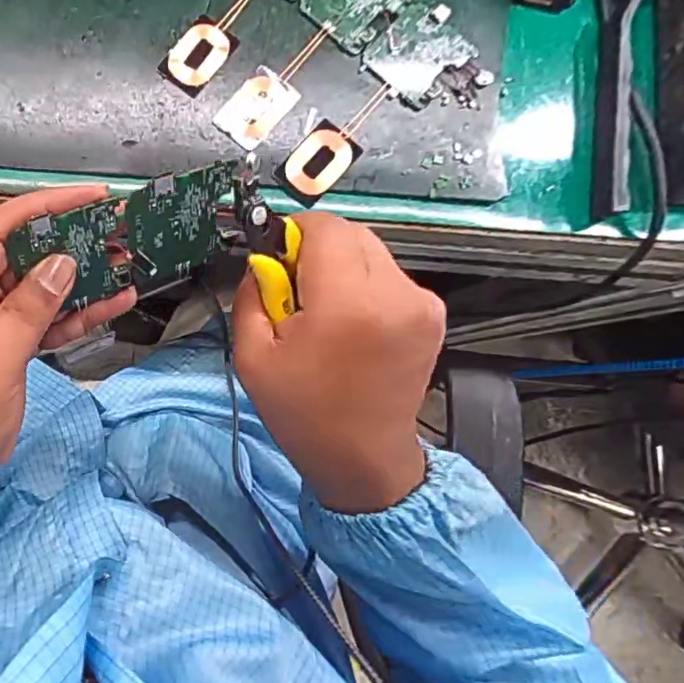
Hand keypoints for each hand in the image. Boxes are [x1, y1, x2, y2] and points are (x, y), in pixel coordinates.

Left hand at [0, 186, 137, 515]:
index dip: (42, 209)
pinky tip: (110, 301)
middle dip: (68, 242)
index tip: (88, 197)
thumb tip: (61, 263)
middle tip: (116, 230)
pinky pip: (38, 316)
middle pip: (17, 254)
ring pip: (34, 284)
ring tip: (124, 261)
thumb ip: (27, 310)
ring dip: (77, 276)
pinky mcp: (0, 339)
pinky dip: (71, 312)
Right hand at [232, 212, 443, 513]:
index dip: (293, 232)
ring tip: (319, 311)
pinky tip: (347, 321)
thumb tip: (262, 260)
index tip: (274, 256)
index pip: (325, 228)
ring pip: (370, 251)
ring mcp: (421, 303)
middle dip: (315, 249)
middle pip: (351, 233)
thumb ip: (251, 295)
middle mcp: (394, 293)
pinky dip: (361, 284)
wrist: (361, 454)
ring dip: (339, 266)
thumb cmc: (301, 411)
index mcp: (346, 304)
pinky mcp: (432, 312)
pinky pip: (387, 274)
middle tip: (291, 289)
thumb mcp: (252, 356)